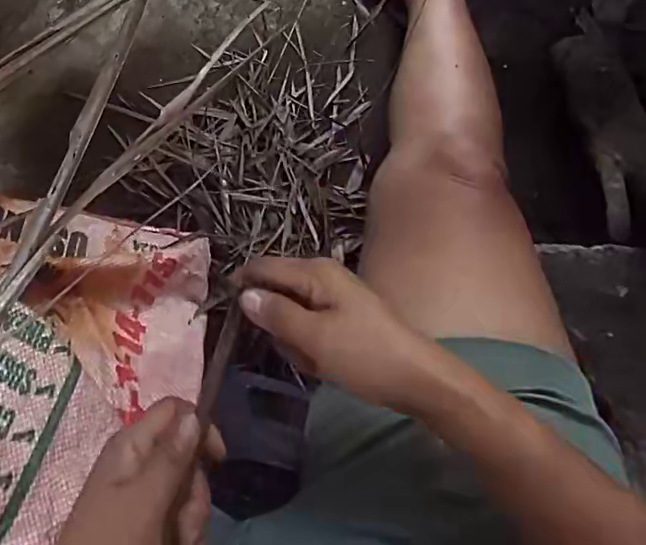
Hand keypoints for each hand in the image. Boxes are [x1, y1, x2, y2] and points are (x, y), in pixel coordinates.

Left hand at [58, 396, 223, 544]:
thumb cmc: (112, 541)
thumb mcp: (144, 501)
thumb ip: (170, 458)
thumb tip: (195, 414)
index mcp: (132, 444)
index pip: (173, 410)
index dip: (200, 426)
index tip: (218, 460)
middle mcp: (139, 461)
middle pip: (186, 454)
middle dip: (195, 490)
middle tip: (185, 524)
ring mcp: (143, 493)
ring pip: (186, 490)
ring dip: (191, 518)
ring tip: (179, 542)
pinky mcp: (148, 521)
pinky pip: (179, 515)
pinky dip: (184, 532)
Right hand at [237, 257, 453, 416]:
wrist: (420, 379)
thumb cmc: (366, 355)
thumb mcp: (315, 339)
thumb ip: (277, 314)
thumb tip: (244, 295)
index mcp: (315, 271)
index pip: (264, 265)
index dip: (242, 282)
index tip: (224, 309)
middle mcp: (322, 274)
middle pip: (277, 287)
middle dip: (273, 319)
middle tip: (285, 348)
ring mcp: (334, 294)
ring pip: (292, 311)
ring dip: (292, 337)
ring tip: (310, 360)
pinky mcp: (343, 315)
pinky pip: (310, 324)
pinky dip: (309, 344)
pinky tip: (323, 364)